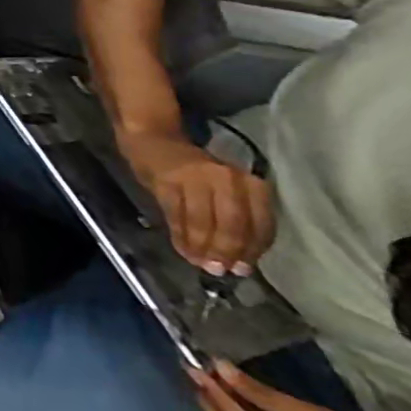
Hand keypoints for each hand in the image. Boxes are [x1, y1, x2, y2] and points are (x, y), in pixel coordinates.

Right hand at [126, 134, 273, 275]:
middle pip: (232, 222)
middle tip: (218, 269)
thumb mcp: (223, 189)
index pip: (259, 223)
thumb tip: (237, 261)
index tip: (241, 269)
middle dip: (226, 249)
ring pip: (203, 220)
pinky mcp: (166, 181)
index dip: (251, 249)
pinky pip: (176, 213)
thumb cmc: (193, 172)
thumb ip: (234, 219)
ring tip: (198, 263)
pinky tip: (181, 248)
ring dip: (201, 246)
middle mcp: (226, 178)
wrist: (151, 141)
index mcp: (249, 183)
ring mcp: (193, 178)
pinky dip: (179, 235)